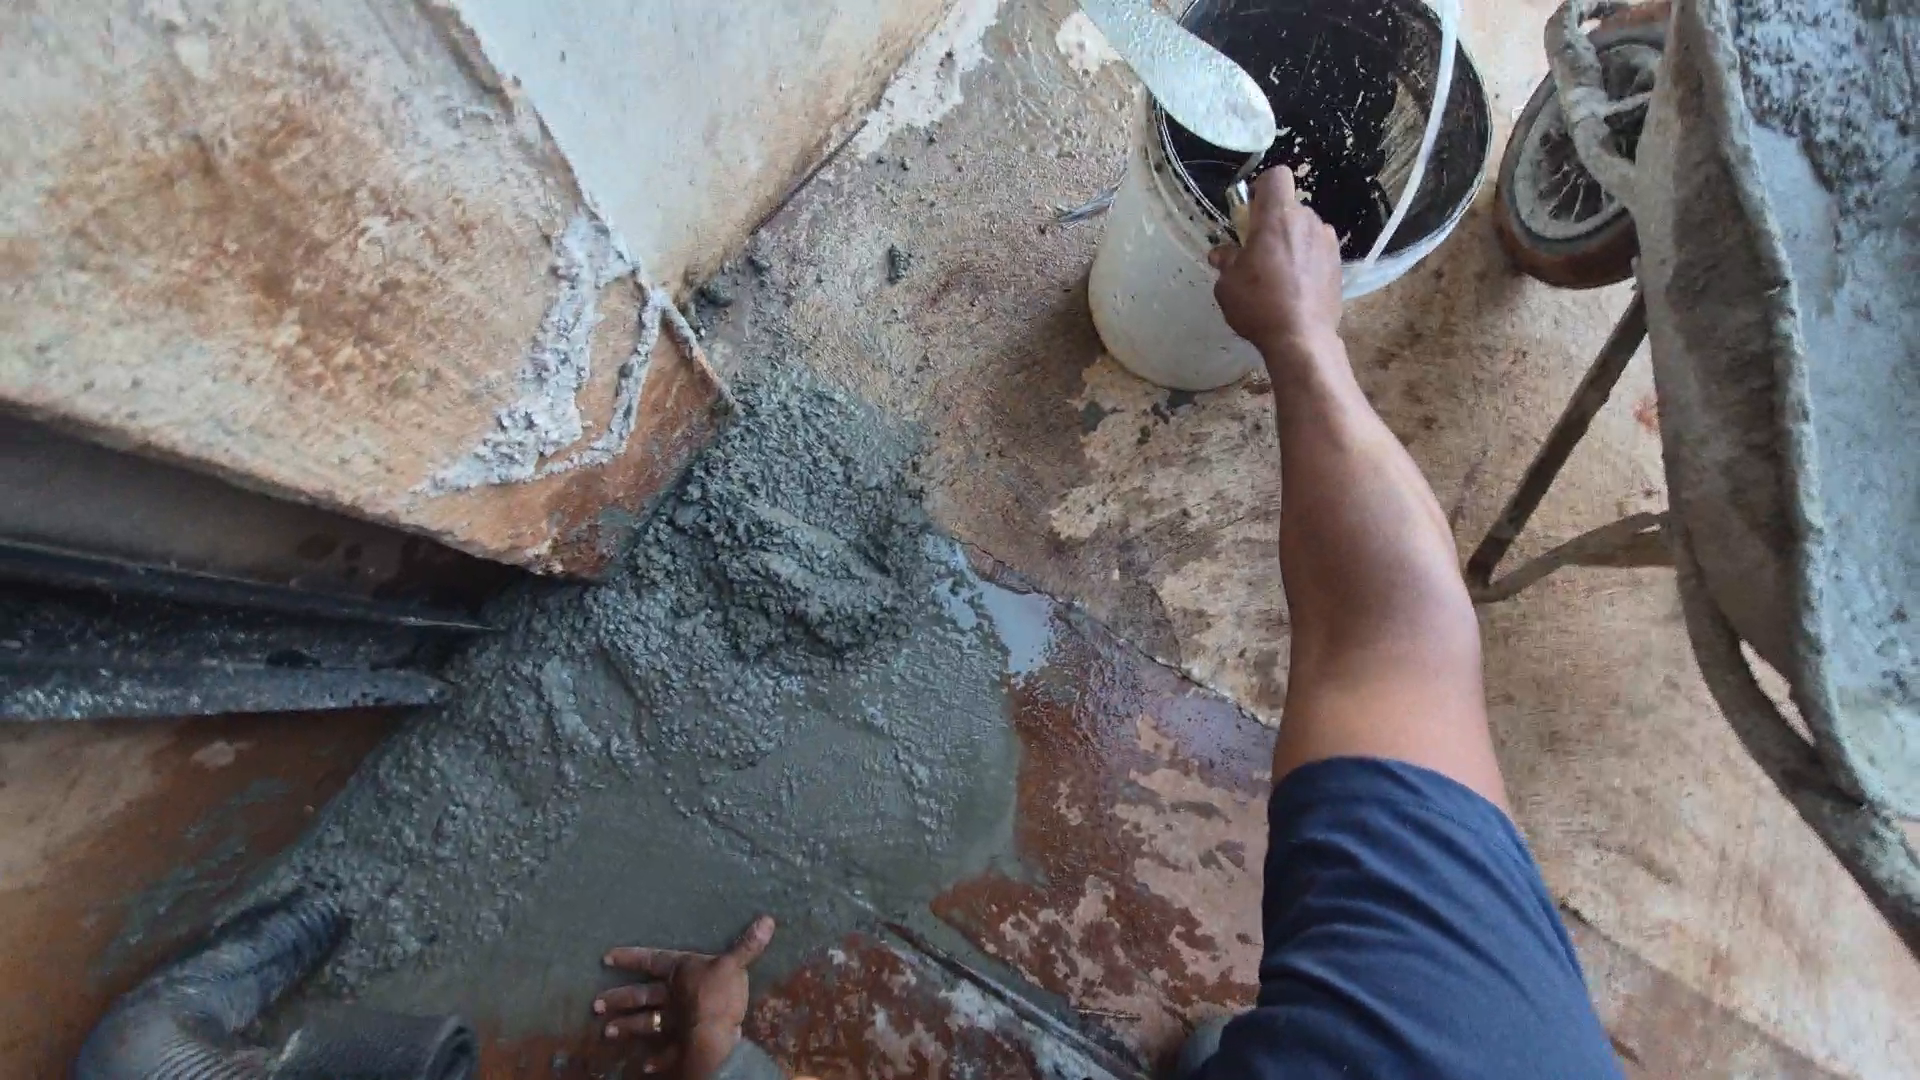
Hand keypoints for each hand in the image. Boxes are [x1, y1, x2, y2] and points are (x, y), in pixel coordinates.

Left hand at [596, 915, 775, 1078]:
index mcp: (680, 972)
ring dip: (627, 1027)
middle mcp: (671, 996)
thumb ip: (748, 944)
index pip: (652, 960)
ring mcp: (673, 1022)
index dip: (631, 958)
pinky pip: (666, 1052)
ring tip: (605, 1032)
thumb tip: (768, 918)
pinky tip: (644, 1066)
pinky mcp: (680, 1044)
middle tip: (595, 1005)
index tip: (606, 958)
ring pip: (645, 1023)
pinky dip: (657, 1059)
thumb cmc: (721, 995)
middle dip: (619, 999)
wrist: (715, 1037)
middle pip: (641, 996)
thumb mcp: (736, 964)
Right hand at [1208, 167, 1344, 366]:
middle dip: (1273, 224)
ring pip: (1304, 230)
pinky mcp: (1337, 262)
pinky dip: (1305, 261)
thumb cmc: (1258, 305)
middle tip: (1257, 255)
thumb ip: (1226, 261)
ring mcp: (1327, 241)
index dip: (1261, 188)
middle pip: (1289, 208)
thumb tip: (1223, 253)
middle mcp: (1307, 221)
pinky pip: (1316, 250)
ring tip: (1277, 276)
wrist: (1301, 337)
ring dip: (1290, 243)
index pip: (1276, 177)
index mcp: (1277, 219)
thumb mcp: (1228, 285)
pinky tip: (1294, 288)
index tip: (1249, 213)